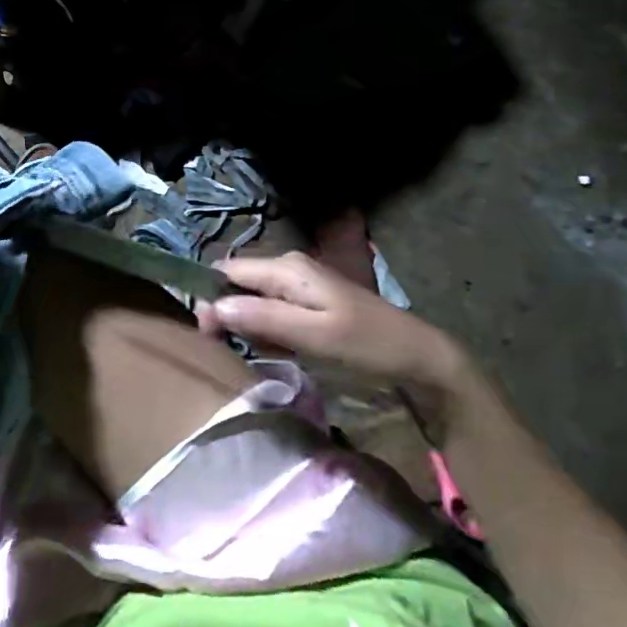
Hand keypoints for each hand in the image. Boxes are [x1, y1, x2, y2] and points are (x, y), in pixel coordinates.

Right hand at [206, 251, 468, 389]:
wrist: (419, 358)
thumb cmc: (366, 346)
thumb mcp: (313, 336)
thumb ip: (263, 319)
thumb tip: (212, 308)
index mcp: (286, 268)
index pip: (228, 272)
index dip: (210, 299)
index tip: (207, 336)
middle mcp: (288, 268)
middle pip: (238, 284)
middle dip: (228, 315)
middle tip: (232, 351)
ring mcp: (300, 285)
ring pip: (253, 300)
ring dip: (247, 327)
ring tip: (257, 354)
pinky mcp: (309, 304)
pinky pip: (272, 312)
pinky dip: (267, 332)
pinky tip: (278, 351)